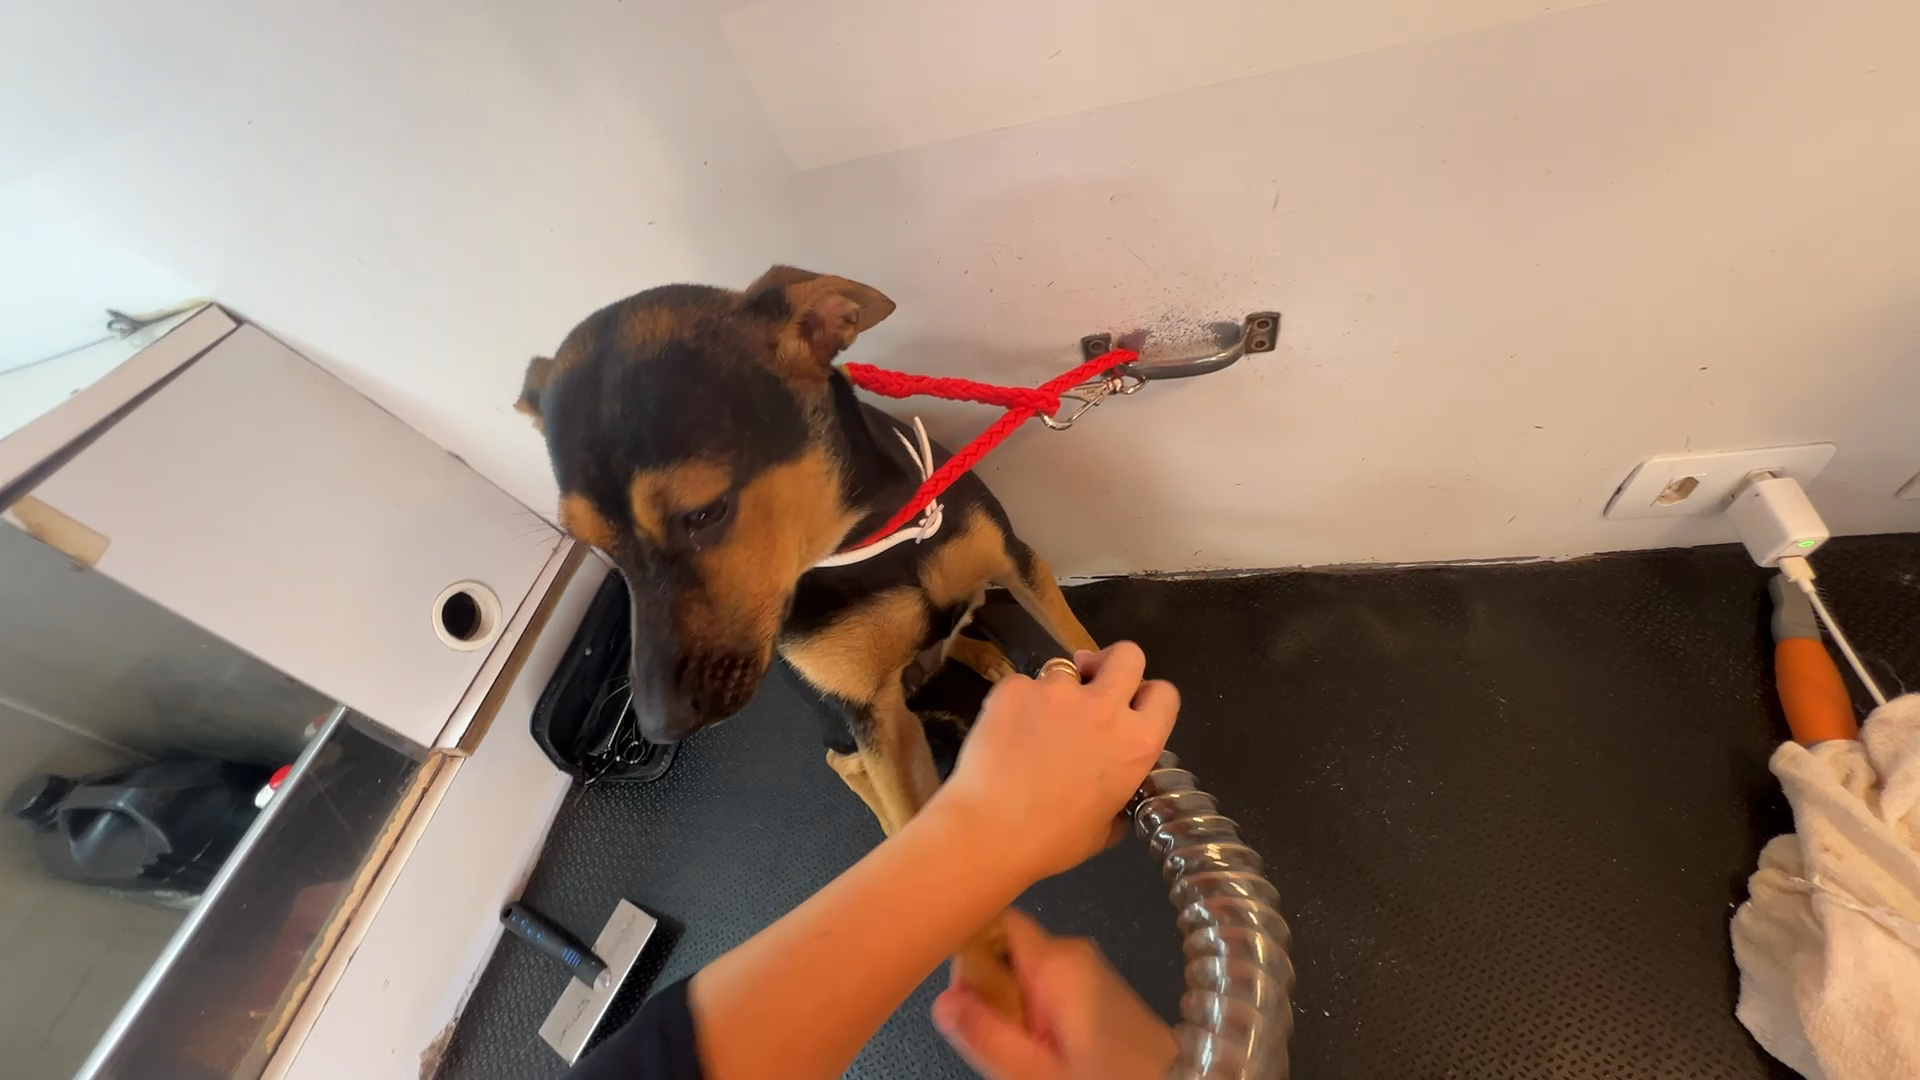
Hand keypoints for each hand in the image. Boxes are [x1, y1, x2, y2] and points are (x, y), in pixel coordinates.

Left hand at [932, 642, 1178, 881]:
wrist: (991, 829)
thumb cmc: (1052, 840)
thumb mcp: (1107, 827)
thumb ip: (1119, 795)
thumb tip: (1114, 791)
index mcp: (1137, 742)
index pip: (1164, 693)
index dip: (1148, 696)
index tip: (1130, 704)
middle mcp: (1104, 707)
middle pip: (1127, 654)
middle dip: (1112, 662)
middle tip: (1094, 679)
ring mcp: (1058, 691)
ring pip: (1066, 669)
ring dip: (1058, 689)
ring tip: (1035, 723)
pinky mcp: (1016, 686)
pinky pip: (1024, 685)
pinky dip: (1018, 702)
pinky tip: (1004, 731)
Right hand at [933, 909, 1177, 1079]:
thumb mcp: (1037, 1071)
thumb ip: (986, 1034)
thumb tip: (942, 1002)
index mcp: (1057, 960)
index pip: (995, 919)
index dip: (969, 948)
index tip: (961, 987)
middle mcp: (1073, 952)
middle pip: (1005, 948)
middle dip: (991, 988)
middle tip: (998, 1032)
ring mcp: (1087, 966)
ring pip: (1024, 969)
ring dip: (1013, 1003)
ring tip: (1027, 1046)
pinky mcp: (1096, 983)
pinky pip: (1046, 982)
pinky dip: (1036, 1010)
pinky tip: (1049, 1046)